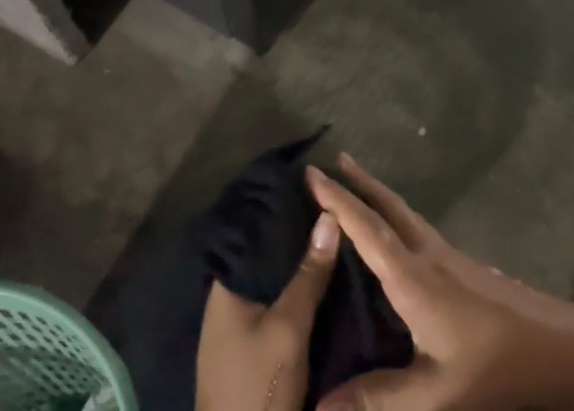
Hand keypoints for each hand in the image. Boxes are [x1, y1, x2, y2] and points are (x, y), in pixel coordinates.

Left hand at [195, 210, 340, 410]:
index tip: (322, 186)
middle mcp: (232, 299)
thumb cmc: (258, 386)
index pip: (257, 231)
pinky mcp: (259, 345)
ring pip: (280, 279)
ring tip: (346, 235)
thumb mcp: (288, 328)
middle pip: (271, 255)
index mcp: (227, 287)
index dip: (288, 209)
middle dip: (303, 236)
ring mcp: (244, 324)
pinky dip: (305, 290)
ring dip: (307, 264)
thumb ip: (309, 274)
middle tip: (344, 210)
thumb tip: (330, 215)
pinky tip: (334, 278)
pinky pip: (283, 302)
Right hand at [306, 155, 573, 410]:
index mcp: (415, 279)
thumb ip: (377, 398)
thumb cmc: (492, 363)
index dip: (340, 201)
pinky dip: (392, 217)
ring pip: (405, 215)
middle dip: (358, 182)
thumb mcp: (434, 391)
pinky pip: (416, 229)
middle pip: (390, 208)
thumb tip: (318, 407)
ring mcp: (449, 257)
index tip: (314, 173)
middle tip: (330, 160)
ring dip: (376, 196)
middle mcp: (430, 256)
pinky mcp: (462, 265)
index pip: (370, 231)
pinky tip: (390, 233)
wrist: (552, 345)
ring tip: (353, 186)